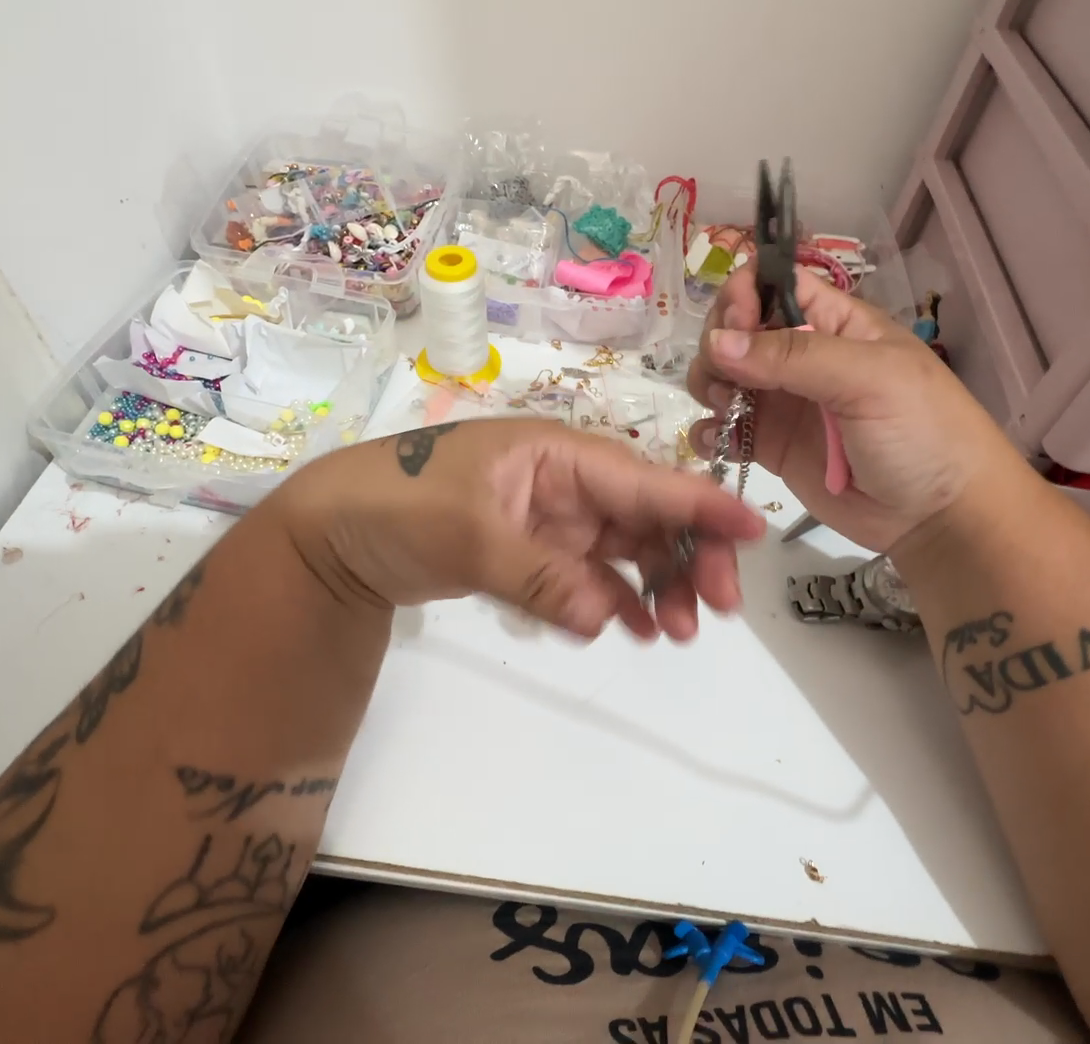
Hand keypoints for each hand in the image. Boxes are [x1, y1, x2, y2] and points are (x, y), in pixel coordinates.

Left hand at [268, 419, 765, 640]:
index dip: (700, 504)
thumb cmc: (398, 506)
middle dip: (688, 558)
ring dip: (658, 587)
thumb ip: (538, 575)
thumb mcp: (467, 534)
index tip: (753, 533)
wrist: (336, 534)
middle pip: (648, 516)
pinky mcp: (538, 554)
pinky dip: (616, 601)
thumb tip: (605, 617)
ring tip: (674, 634)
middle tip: (714, 611)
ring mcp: (554, 521)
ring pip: (628, 551)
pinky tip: (634, 629)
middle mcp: (566, 483)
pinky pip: (592, 578)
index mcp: (557, 453)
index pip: (641, 477)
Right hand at [686, 267, 1018, 551]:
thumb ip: (793, 356)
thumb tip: (717, 343)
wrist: (938, 516)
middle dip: (718, 346)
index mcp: (834, 323)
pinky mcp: (771, 447)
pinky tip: (715, 443)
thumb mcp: (869, 380)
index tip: (733, 328)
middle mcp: (801, 356)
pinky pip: (724, 429)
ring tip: (725, 411)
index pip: (773, 284)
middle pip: (736, 329)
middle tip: (727, 382)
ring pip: (722, 377)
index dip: (743, 296)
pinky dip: (708, 431)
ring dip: (709, 387)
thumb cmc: (922, 432)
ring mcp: (783, 403)